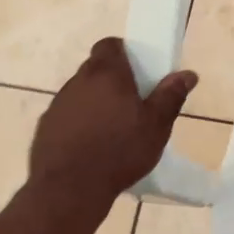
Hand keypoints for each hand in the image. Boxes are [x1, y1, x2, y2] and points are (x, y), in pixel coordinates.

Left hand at [30, 38, 196, 204]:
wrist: (70, 188)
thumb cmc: (120, 151)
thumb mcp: (157, 125)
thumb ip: (171, 96)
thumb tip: (188, 74)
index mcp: (106, 75)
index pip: (110, 45)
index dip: (125, 52)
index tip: (140, 70)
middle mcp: (77, 82)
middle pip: (96, 69)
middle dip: (115, 80)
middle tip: (136, 103)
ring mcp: (57, 105)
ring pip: (82, 93)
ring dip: (98, 102)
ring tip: (116, 129)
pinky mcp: (46, 128)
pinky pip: (69, 115)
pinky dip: (83, 123)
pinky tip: (96, 146)